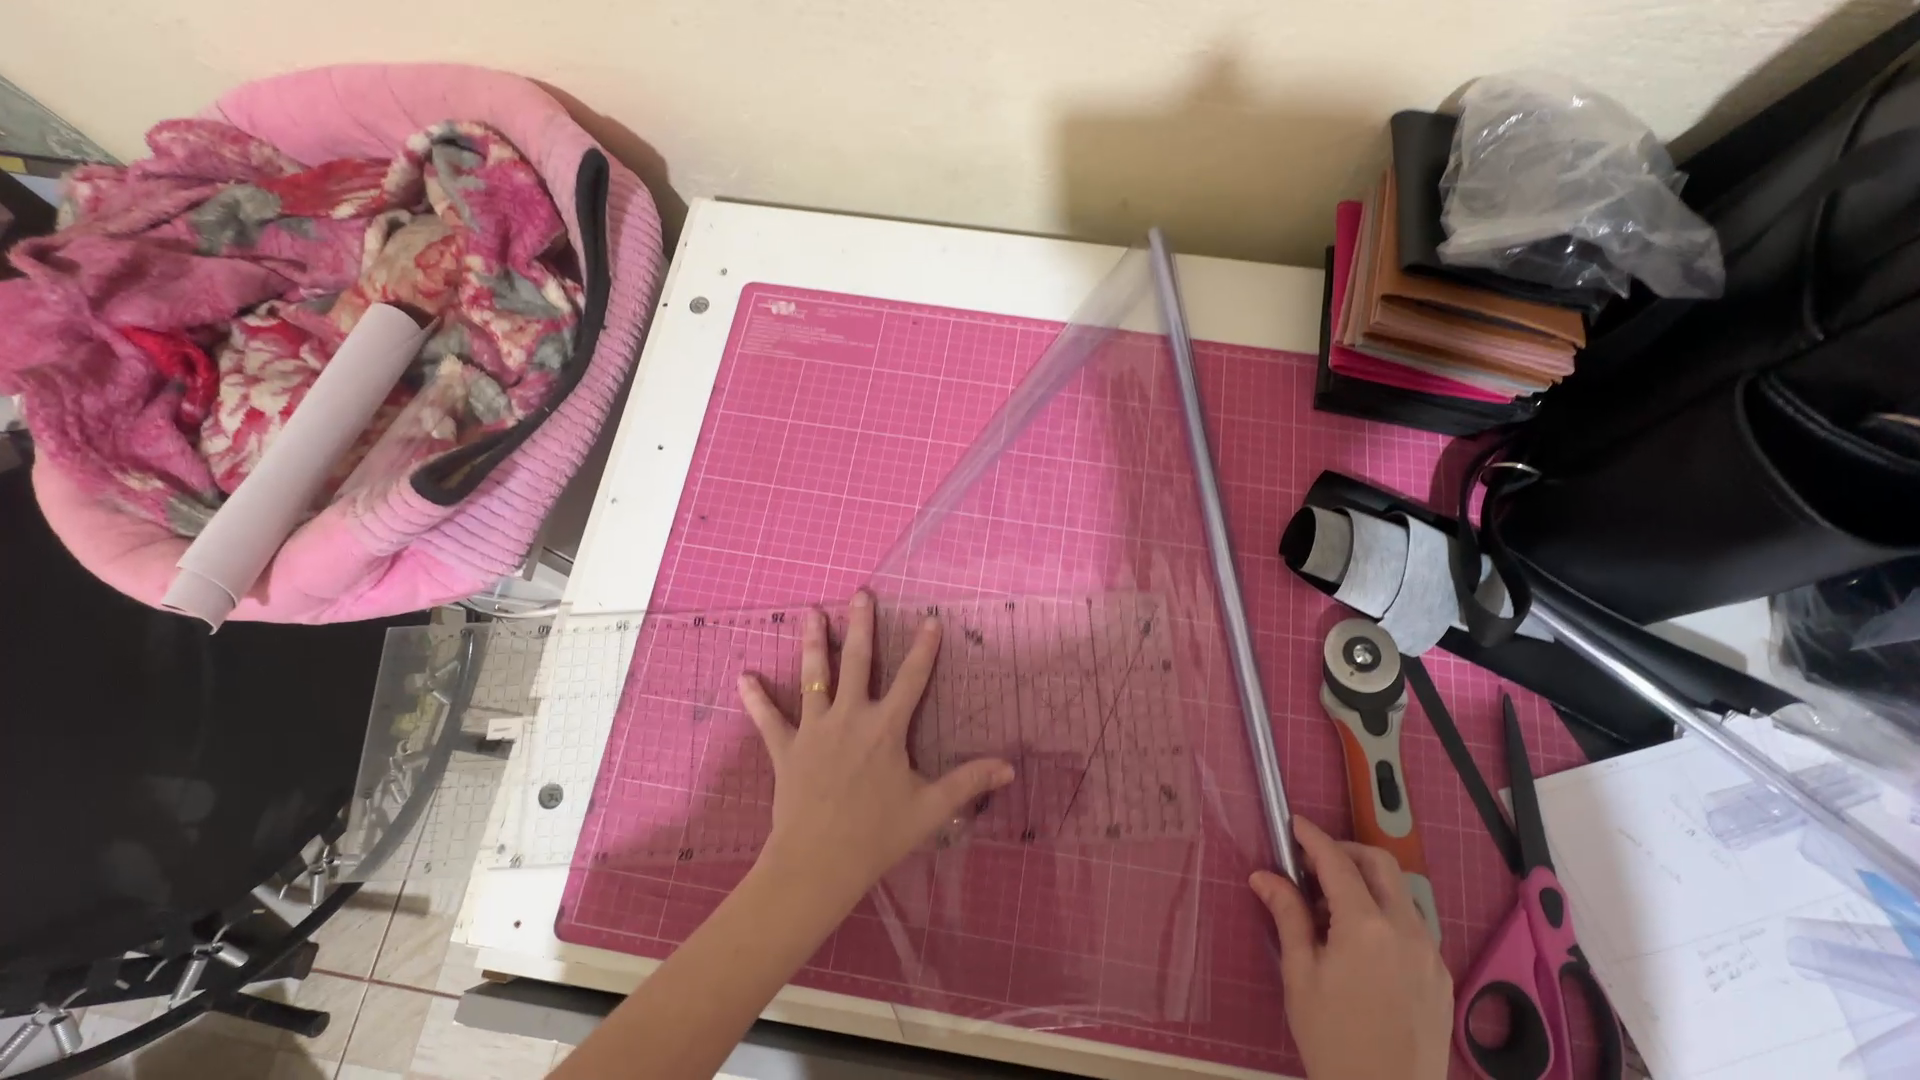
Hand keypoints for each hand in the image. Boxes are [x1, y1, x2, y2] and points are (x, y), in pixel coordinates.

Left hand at [738, 589, 1015, 908]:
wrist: (818, 862)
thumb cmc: (878, 835)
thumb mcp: (931, 809)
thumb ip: (968, 782)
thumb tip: (1009, 768)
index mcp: (886, 729)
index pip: (912, 679)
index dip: (923, 648)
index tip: (930, 618)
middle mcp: (849, 717)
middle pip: (857, 662)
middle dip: (860, 626)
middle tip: (860, 595)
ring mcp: (814, 730)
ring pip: (814, 677)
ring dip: (813, 643)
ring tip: (811, 613)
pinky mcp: (785, 748)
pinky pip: (768, 719)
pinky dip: (756, 698)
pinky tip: (744, 677)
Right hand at [1250, 817, 1452, 1079]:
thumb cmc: (1332, 1039)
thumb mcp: (1300, 975)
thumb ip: (1288, 916)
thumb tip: (1264, 876)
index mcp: (1366, 927)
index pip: (1338, 863)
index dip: (1313, 838)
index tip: (1293, 824)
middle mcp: (1407, 930)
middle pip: (1381, 864)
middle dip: (1345, 851)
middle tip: (1311, 863)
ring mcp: (1431, 953)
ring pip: (1401, 893)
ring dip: (1367, 882)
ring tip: (1332, 906)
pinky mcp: (1441, 976)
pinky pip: (1413, 925)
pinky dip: (1385, 913)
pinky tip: (1360, 942)